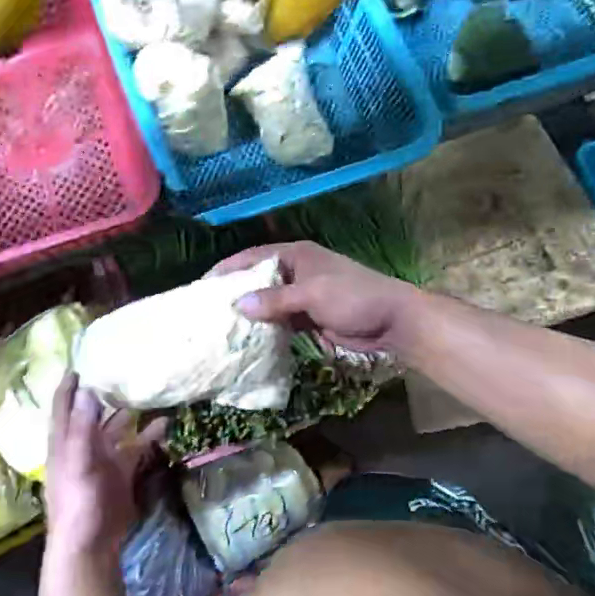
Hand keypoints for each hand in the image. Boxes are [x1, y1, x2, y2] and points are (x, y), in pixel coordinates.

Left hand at [44, 372, 158, 557]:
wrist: (90, 542)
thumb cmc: (77, 501)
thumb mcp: (78, 461)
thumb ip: (83, 427)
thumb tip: (88, 389)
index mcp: (64, 441)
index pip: (64, 405)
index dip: (69, 385)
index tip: (81, 363)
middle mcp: (83, 445)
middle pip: (93, 412)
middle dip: (105, 392)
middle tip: (125, 369)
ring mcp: (103, 458)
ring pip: (118, 427)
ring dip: (131, 411)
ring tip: (150, 390)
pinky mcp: (122, 471)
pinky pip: (136, 447)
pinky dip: (149, 436)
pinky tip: (165, 424)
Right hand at [210, 242, 424, 353]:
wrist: (393, 321)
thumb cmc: (354, 297)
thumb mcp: (312, 294)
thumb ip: (275, 300)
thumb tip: (237, 305)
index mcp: (296, 255)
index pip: (252, 257)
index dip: (227, 270)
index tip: (201, 285)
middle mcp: (296, 271)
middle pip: (257, 280)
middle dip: (234, 294)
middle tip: (205, 311)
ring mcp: (302, 295)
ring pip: (267, 303)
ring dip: (249, 314)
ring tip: (219, 328)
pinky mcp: (309, 317)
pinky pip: (280, 321)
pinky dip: (265, 328)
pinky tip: (247, 340)